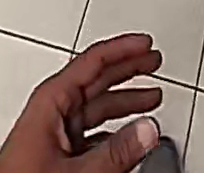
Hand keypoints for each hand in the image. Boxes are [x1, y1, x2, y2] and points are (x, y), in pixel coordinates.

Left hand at [0, 32, 164, 172]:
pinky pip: (90, 133)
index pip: (93, 60)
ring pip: (95, 107)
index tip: (146, 43)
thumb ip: (114, 151)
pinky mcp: (53, 155)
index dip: (123, 48)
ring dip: (124, 102)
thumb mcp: (75, 170)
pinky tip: (127, 136)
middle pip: (96, 79)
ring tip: (150, 97)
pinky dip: (112, 130)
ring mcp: (51, 133)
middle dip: (128, 69)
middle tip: (153, 60)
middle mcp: (51, 111)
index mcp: (50, 100)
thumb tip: (147, 129)